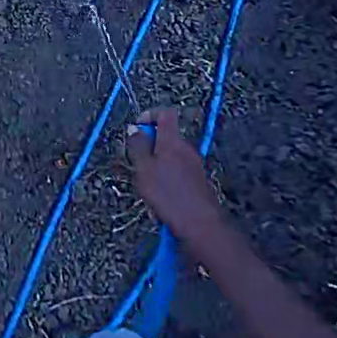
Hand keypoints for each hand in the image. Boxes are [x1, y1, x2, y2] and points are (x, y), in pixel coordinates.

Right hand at [125, 107, 226, 244]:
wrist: (201, 224)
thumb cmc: (168, 194)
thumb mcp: (144, 169)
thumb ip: (138, 146)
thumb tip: (135, 129)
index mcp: (172, 141)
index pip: (165, 113)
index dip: (150, 115)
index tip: (137, 129)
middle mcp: (186, 148)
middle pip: (167, 135)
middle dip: (150, 145)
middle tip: (138, 163)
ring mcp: (195, 164)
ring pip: (172, 154)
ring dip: (158, 162)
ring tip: (148, 183)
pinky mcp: (198, 180)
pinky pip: (179, 169)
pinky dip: (168, 175)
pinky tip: (162, 195)